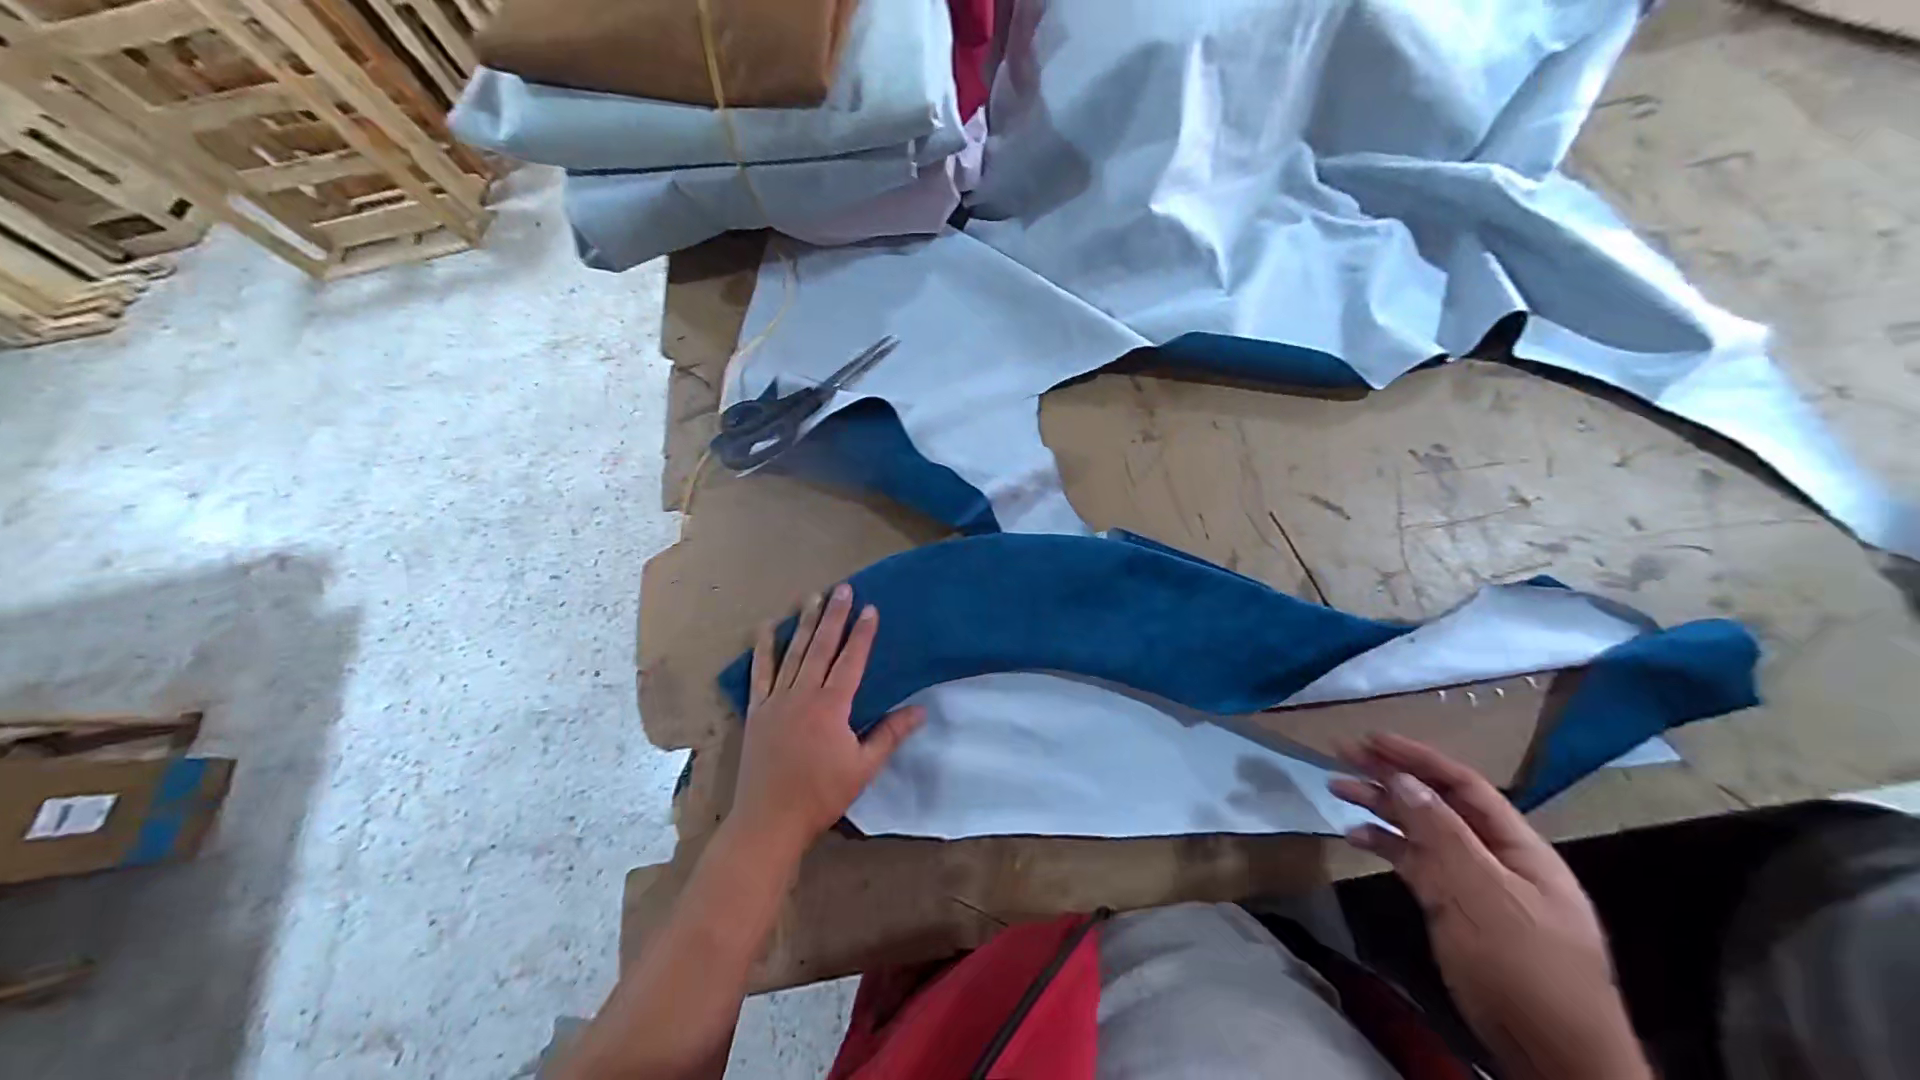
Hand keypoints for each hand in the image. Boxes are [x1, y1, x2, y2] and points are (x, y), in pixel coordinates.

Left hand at [728, 584, 925, 854]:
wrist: (769, 819)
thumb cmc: (822, 795)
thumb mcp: (863, 768)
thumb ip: (889, 735)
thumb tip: (920, 710)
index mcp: (831, 707)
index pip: (851, 661)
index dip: (862, 634)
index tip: (870, 608)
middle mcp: (803, 694)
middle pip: (822, 647)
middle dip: (834, 616)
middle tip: (842, 588)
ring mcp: (776, 700)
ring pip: (793, 653)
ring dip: (804, 623)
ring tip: (812, 597)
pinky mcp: (757, 711)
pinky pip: (760, 673)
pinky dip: (763, 648)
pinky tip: (766, 627)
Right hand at [1328, 734, 1651, 1079]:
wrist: (1553, 1057)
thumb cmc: (1524, 968)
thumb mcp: (1481, 894)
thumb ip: (1440, 833)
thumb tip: (1402, 778)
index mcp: (1518, 847)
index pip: (1462, 785)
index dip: (1416, 757)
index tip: (1370, 739)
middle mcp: (1496, 857)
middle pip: (1437, 803)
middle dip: (1391, 776)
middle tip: (1342, 755)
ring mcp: (1475, 885)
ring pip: (1421, 832)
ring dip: (1381, 808)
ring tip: (1337, 788)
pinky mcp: (1456, 911)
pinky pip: (1416, 865)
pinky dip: (1386, 846)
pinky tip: (1356, 837)